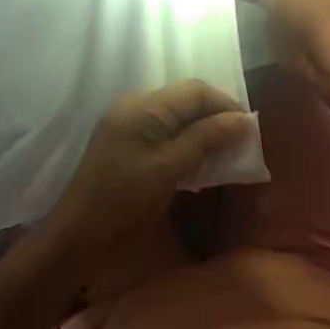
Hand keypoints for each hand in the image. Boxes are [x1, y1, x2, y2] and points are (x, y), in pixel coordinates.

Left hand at [44, 81, 253, 266]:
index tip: (252, 132)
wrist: (77, 238)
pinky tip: (202, 163)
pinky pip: (164, 132)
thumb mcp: (169, 169)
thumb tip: (243, 119)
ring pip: (177, 117)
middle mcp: (134, 106)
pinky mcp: (127, 144)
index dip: (226, 105)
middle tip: (243, 145)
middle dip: (216, 118)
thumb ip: (205, 139)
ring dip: (204, 132)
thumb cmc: (123, 203)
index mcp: (141, 105)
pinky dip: (186, 143)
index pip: (194, 90)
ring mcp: (128, 125)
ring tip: (228, 155)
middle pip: (186, 100)